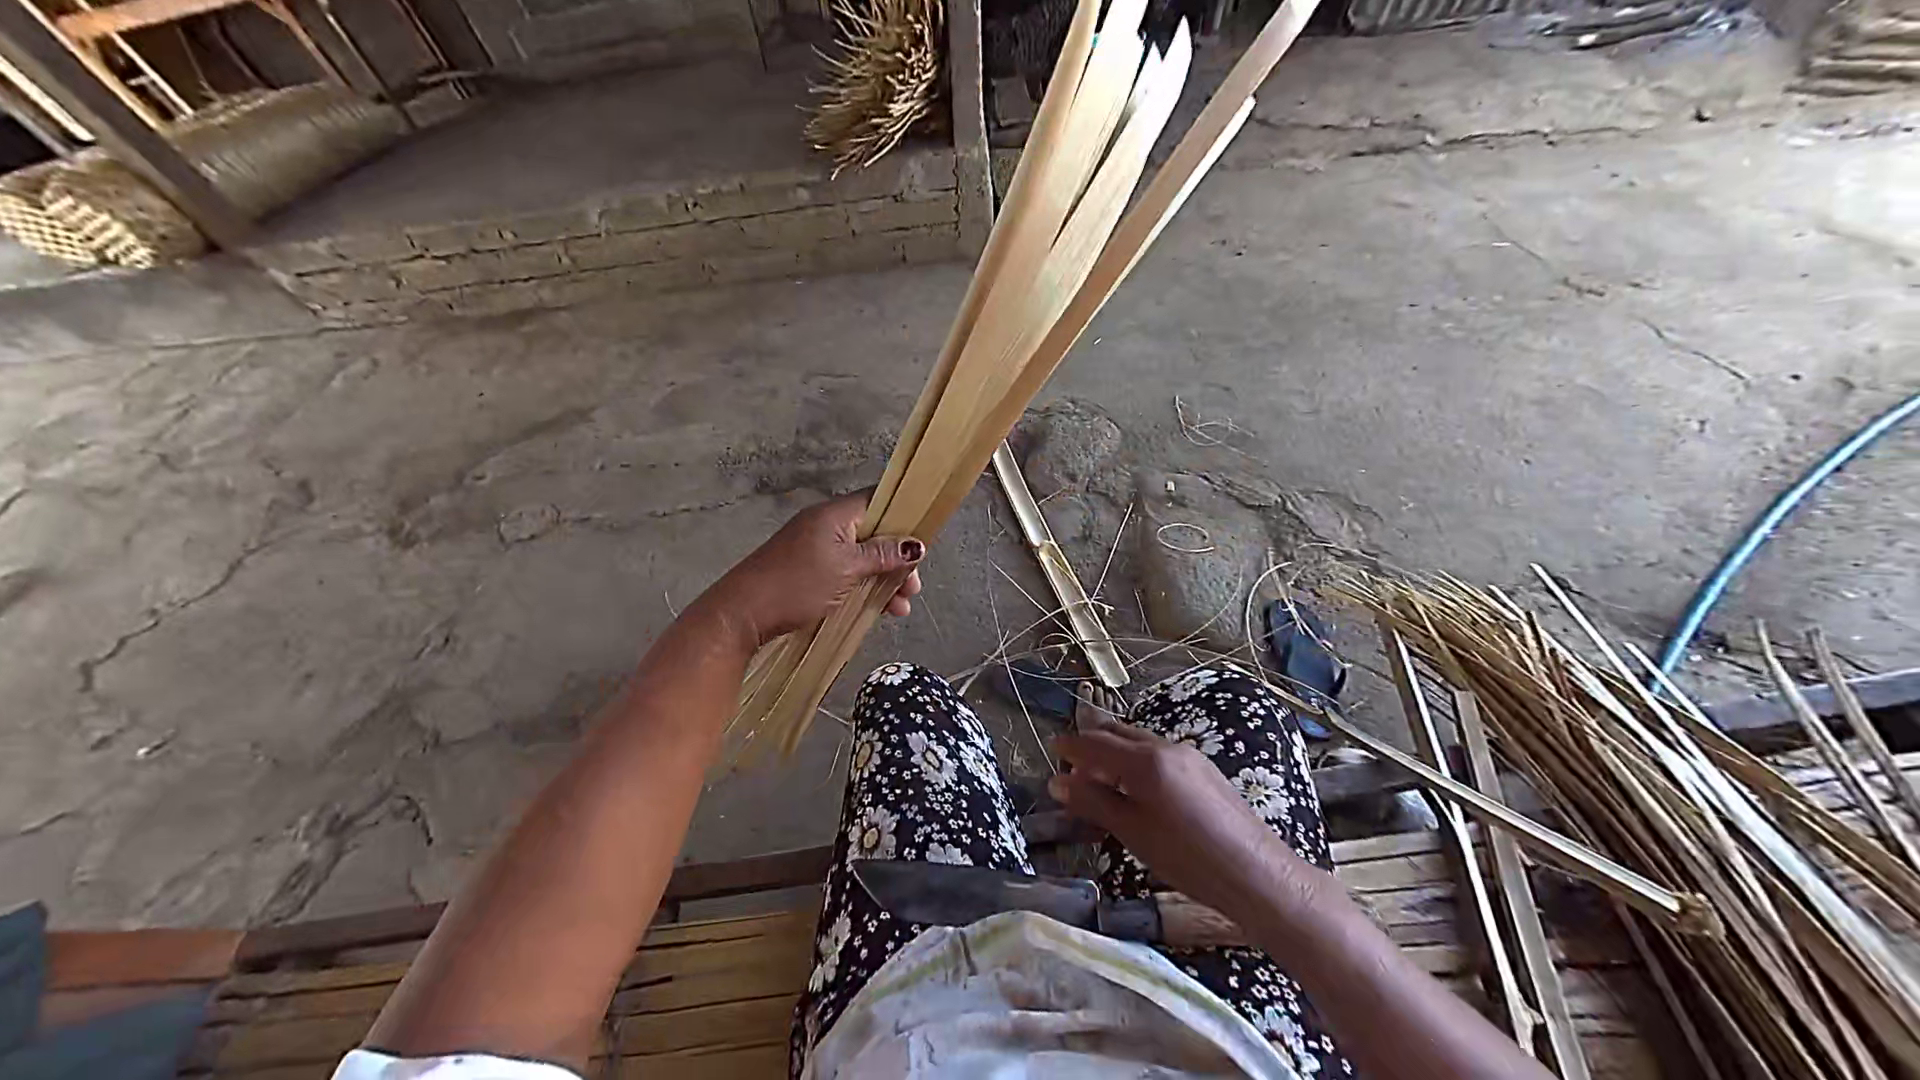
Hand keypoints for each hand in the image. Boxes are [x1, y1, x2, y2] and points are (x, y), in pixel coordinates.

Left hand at [707, 492, 924, 648]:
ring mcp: (816, 548)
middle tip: (913, 587)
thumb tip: (916, 545)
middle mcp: (826, 525)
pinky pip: (847, 572)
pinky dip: (865, 587)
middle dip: (899, 559)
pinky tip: (879, 609)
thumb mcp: (847, 569)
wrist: (740, 614)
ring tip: (900, 608)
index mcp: (835, 514)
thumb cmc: (795, 585)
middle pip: (875, 533)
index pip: (879, 500)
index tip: (925, 540)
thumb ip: (883, 554)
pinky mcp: (809, 571)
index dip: (905, 515)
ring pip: (863, 557)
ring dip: (885, 579)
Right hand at [1049, 720, 1334, 929]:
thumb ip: (1094, 802)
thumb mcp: (1133, 833)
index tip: (1052, 749)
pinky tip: (1134, 789)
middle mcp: (1165, 746)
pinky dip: (1135, 762)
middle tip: (1071, 767)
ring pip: (1138, 742)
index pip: (1095, 743)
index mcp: (1145, 760)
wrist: (1258, 875)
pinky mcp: (1204, 769)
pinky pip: (1158, 754)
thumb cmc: (1189, 859)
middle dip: (1090, 744)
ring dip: (1113, 753)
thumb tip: (1058, 783)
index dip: (1070, 746)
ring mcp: (1189, 755)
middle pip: (1117, 733)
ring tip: (1099, 781)